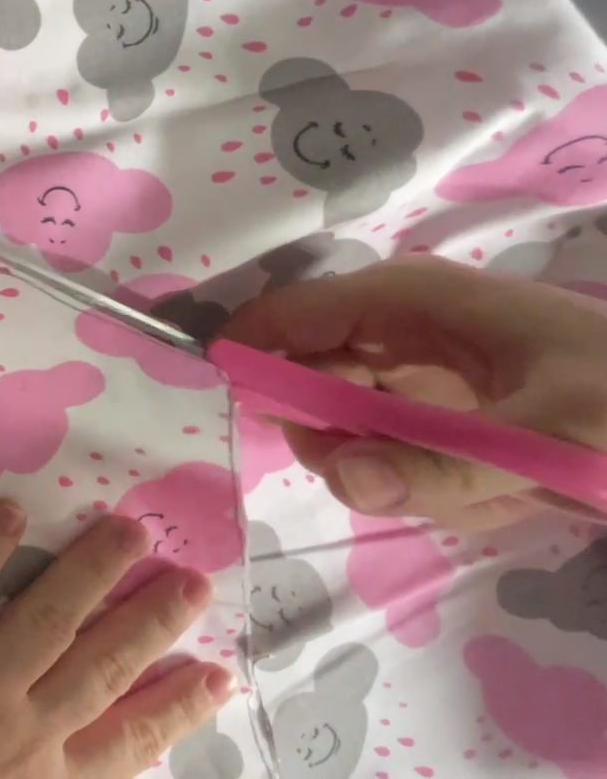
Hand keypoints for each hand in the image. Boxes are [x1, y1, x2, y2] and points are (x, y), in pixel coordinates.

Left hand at [0, 502, 230, 778]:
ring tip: (130, 531)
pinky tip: (14, 513)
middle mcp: (30, 730)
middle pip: (104, 665)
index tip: (220, 673)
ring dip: (93, 571)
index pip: (133, 737)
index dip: (180, 705)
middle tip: (195, 579)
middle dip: (153, 622)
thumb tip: (87, 750)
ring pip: (49, 617)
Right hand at [222, 254, 606, 528]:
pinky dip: (424, 479)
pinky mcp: (442, 404)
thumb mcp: (556, 445)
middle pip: (303, 376)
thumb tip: (344, 480)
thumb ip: (444, 469)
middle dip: (334, 438)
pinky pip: (389, 443)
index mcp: (403, 300)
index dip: (245, 360)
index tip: (238, 417)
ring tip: (470, 496)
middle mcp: (395, 323)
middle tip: (381, 482)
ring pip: (342, 420)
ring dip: (390, 468)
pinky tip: (491, 495)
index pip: (281, 318)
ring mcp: (419, 365)